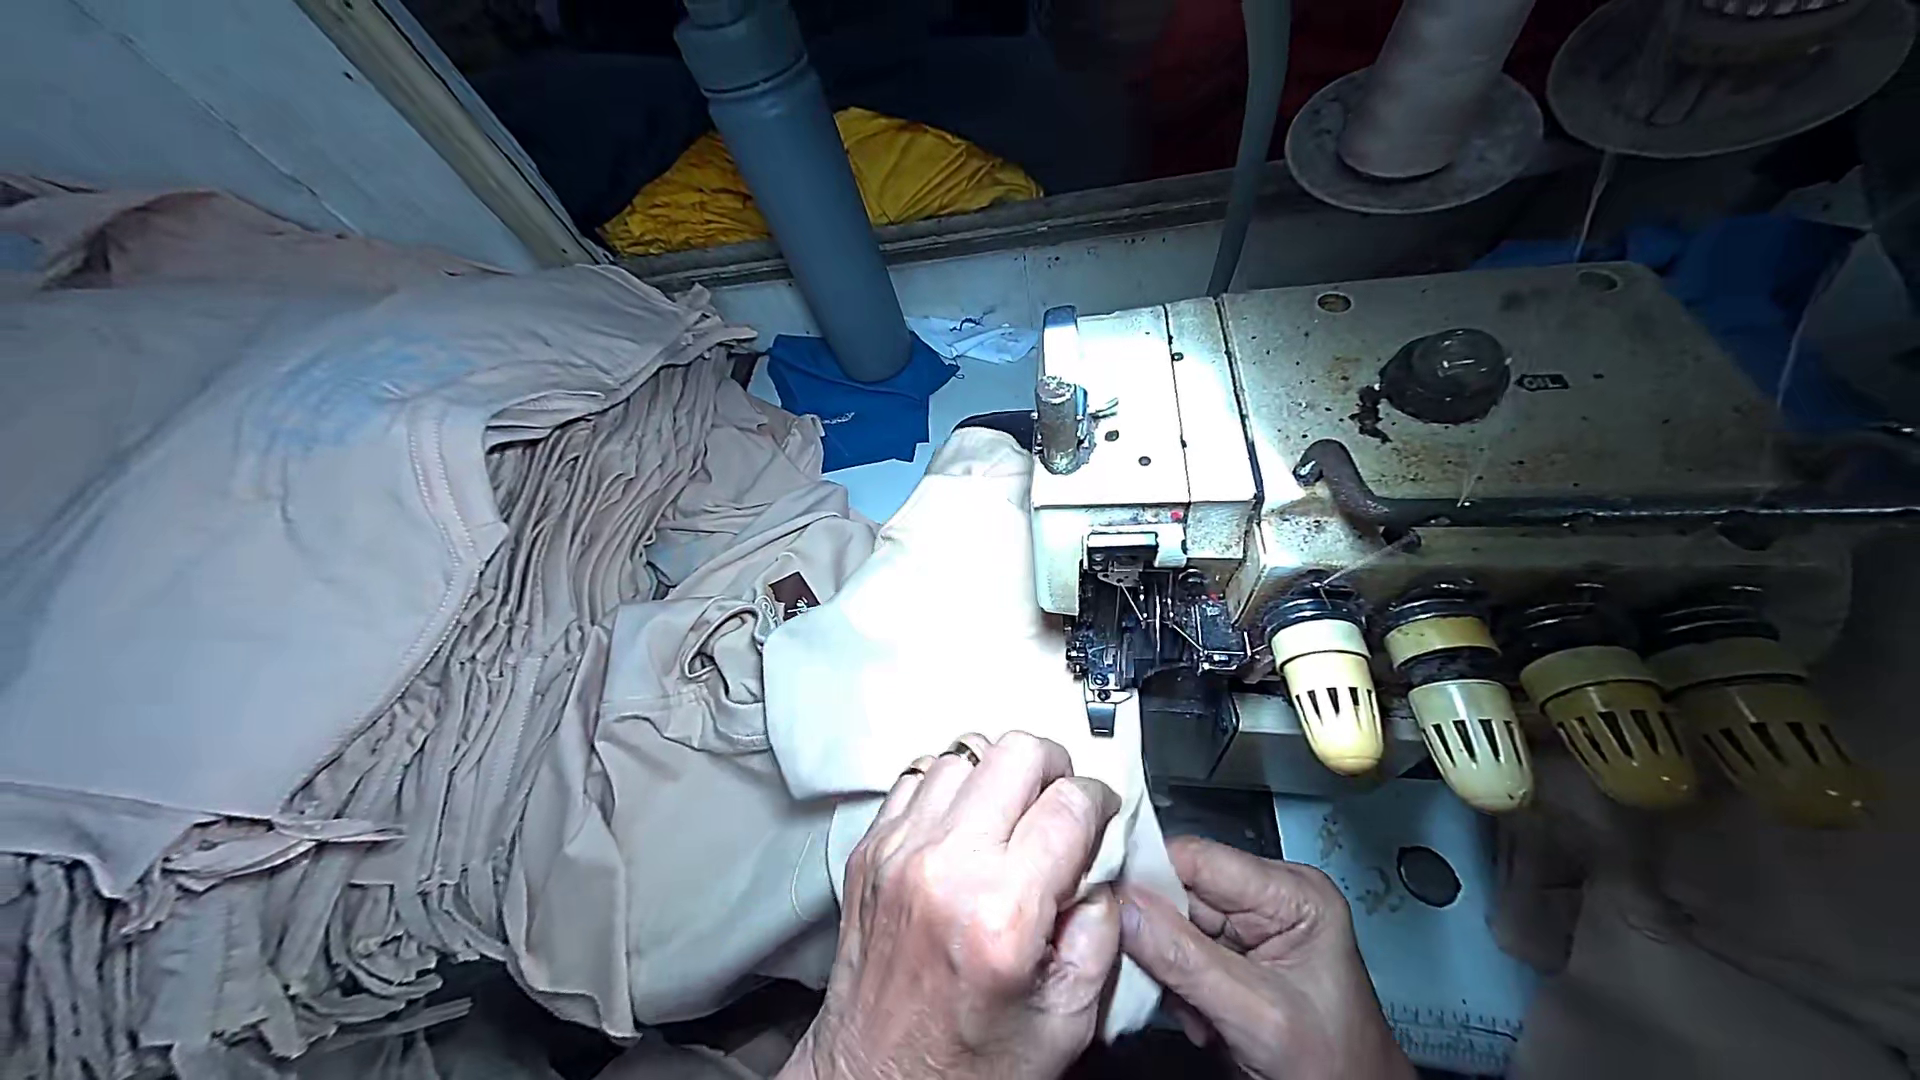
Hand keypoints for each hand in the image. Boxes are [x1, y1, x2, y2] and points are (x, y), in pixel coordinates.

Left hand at [783, 732, 1123, 1079]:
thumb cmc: (965, 1066)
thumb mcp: (1067, 1021)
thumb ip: (1100, 931)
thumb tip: (1098, 862)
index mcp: (1002, 913)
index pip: (1068, 806)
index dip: (1100, 800)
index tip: (1101, 811)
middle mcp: (945, 865)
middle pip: (1017, 752)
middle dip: (1054, 766)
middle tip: (1060, 799)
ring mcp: (899, 848)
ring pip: (966, 750)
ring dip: (999, 772)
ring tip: (1010, 810)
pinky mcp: (871, 845)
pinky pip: (919, 774)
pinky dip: (951, 783)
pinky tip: (963, 818)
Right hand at [1118, 836, 1411, 1079]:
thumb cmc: (1336, 1069)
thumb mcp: (1259, 1016)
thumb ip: (1186, 959)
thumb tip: (1123, 906)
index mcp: (1291, 891)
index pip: (1197, 857)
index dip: (1147, 874)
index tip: (1107, 899)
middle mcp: (1267, 892)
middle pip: (1181, 886)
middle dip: (1155, 928)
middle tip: (1137, 964)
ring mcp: (1249, 919)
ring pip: (1173, 915)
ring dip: (1163, 958)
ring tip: (1182, 1003)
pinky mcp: (1233, 945)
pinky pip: (1180, 942)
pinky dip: (1173, 973)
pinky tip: (1192, 1007)